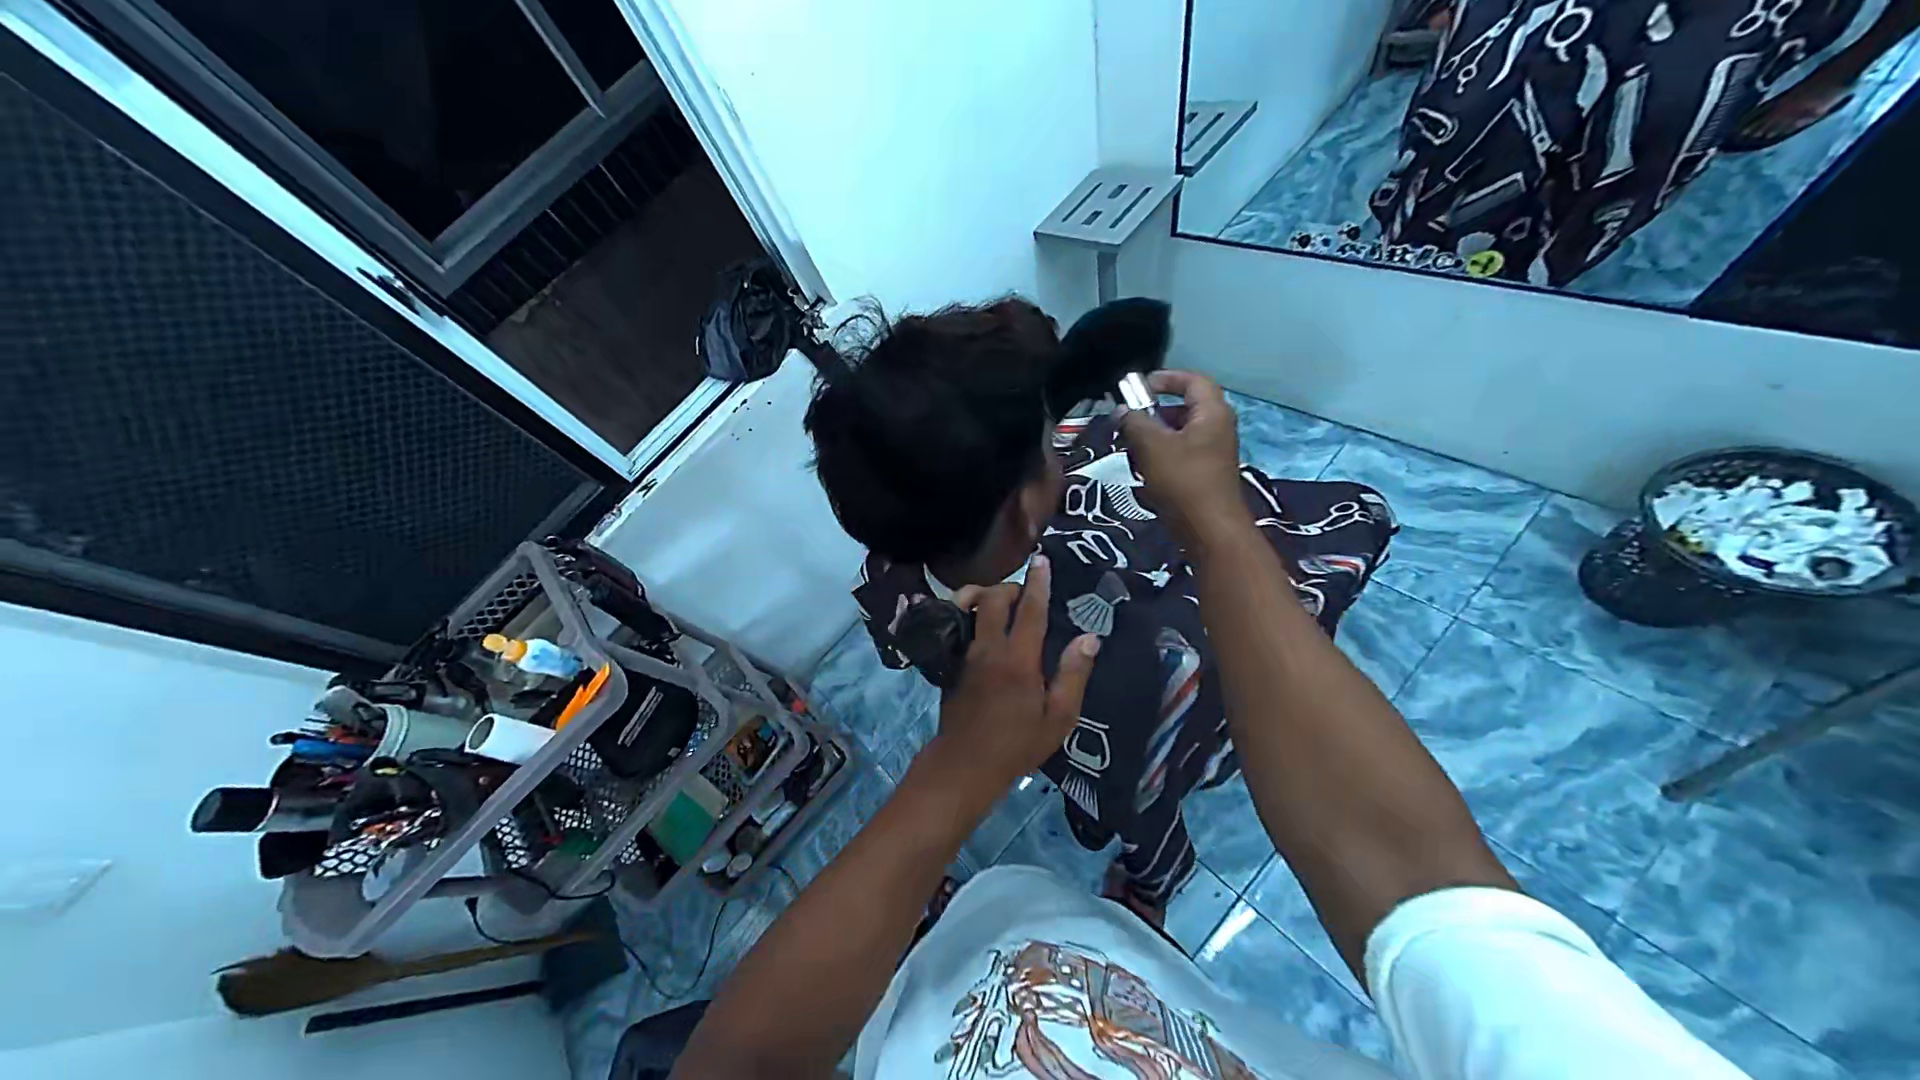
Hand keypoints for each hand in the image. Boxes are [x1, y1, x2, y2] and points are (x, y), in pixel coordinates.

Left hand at [931, 556, 1099, 793]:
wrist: (965, 764)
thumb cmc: (1017, 744)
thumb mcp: (1058, 718)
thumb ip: (1074, 674)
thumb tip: (1090, 638)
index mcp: (1019, 659)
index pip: (1030, 610)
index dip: (1038, 582)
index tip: (1042, 560)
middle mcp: (989, 648)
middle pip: (993, 598)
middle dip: (1010, 586)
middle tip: (1027, 592)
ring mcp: (967, 655)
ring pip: (970, 608)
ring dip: (986, 596)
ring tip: (1002, 602)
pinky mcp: (953, 664)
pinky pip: (962, 627)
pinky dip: (972, 615)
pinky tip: (984, 626)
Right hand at [1118, 370, 1255, 555]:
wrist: (1208, 530)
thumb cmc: (1183, 481)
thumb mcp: (1151, 446)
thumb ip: (1133, 422)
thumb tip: (1120, 411)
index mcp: (1212, 413)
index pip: (1192, 380)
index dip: (1165, 378)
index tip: (1138, 386)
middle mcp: (1218, 428)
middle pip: (1184, 407)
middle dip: (1154, 411)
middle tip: (1129, 419)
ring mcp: (1213, 453)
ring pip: (1180, 433)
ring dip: (1154, 436)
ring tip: (1131, 447)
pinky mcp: (1205, 474)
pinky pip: (1180, 454)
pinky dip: (1161, 456)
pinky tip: (1144, 470)